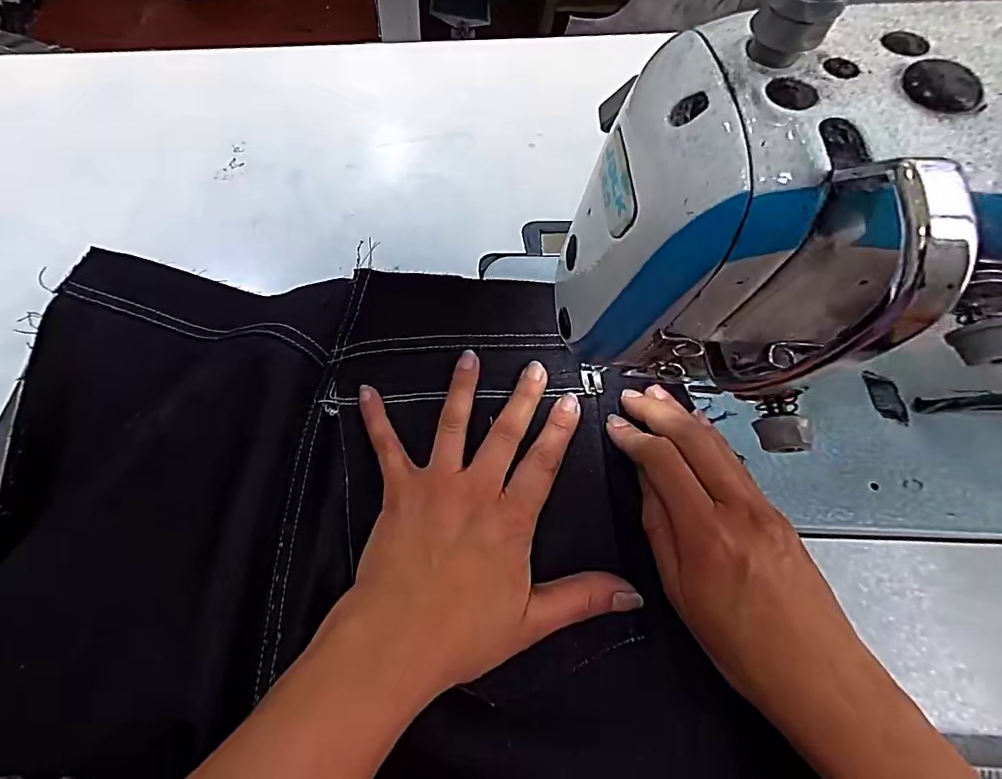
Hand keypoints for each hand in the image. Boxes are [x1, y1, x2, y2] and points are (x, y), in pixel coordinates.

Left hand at [195, 352, 640, 778]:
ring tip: (470, 358)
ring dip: (462, 389)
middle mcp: (476, 492)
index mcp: (510, 520)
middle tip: (534, 368)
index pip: (542, 465)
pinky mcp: (400, 491)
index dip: (558, 431)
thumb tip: (632, 594)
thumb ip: (581, 599)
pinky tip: (368, 393)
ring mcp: (436, 486)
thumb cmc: (461, 634)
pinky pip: (386, 448)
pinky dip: (376, 419)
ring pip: (453, 426)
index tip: (569, 400)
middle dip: (522, 398)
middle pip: (504, 435)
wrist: (393, 642)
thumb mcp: (531, 621)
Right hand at [605, 386, 973, 778]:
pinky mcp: (777, 512)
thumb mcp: (682, 596)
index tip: (617, 425)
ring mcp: (764, 507)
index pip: (664, 460)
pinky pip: (737, 461)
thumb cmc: (752, 652)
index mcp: (708, 535)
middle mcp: (740, 511)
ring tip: (660, 399)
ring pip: (718, 443)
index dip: (635, 436)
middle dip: (658, 410)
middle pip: (693, 438)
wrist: (819, 674)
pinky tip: (699, 430)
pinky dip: (711, 437)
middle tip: (634, 395)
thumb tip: (645, 486)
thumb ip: (659, 532)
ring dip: (684, 415)